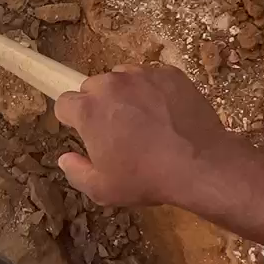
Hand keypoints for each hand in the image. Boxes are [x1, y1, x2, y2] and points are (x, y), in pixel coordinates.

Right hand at [53, 64, 238, 207]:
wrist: (200, 164)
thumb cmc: (146, 178)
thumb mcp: (102, 189)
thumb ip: (75, 172)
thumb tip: (64, 158)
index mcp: (88, 110)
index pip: (64, 103)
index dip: (72, 119)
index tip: (86, 133)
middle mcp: (111, 84)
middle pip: (92, 87)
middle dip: (98, 105)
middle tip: (117, 130)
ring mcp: (142, 75)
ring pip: (122, 78)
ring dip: (125, 94)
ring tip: (143, 120)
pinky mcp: (169, 73)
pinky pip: (151, 77)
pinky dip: (153, 91)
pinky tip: (165, 113)